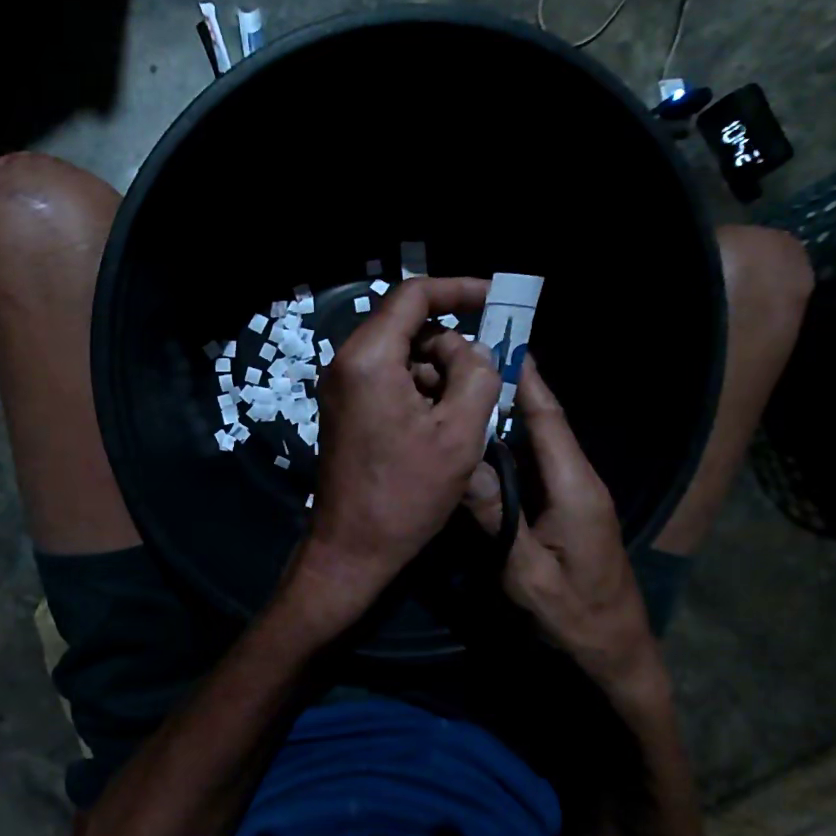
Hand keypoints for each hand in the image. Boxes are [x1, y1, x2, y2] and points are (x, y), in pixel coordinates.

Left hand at [302, 276, 500, 619]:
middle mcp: (346, 363)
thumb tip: (473, 349)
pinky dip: (418, 388)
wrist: (353, 545)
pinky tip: (440, 423)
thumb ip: (476, 375)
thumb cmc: (407, 493)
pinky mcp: (343, 408)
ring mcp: (340, 386)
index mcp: (369, 358)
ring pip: (400, 354)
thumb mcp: (459, 432)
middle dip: (451, 343)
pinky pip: (386, 378)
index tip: (495, 299)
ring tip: (465, 411)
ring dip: (438, 371)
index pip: (413, 296)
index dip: (459, 289)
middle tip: (487, 372)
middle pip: (406, 325)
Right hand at [464, 356, 667, 711]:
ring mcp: (574, 496)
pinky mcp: (566, 509)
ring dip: (505, 416)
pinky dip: (508, 446)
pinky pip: (534, 466)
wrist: (615, 653)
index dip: (526, 380)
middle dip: (508, 390)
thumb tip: (465, 464)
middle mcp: (578, 482)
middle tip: (463, 365)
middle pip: (543, 424)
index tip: (500, 344)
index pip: (548, 420)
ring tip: (464, 392)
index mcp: (575, 488)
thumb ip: (497, 518)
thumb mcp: (527, 573)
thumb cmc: (574, 616)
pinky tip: (479, 441)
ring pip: (537, 443)